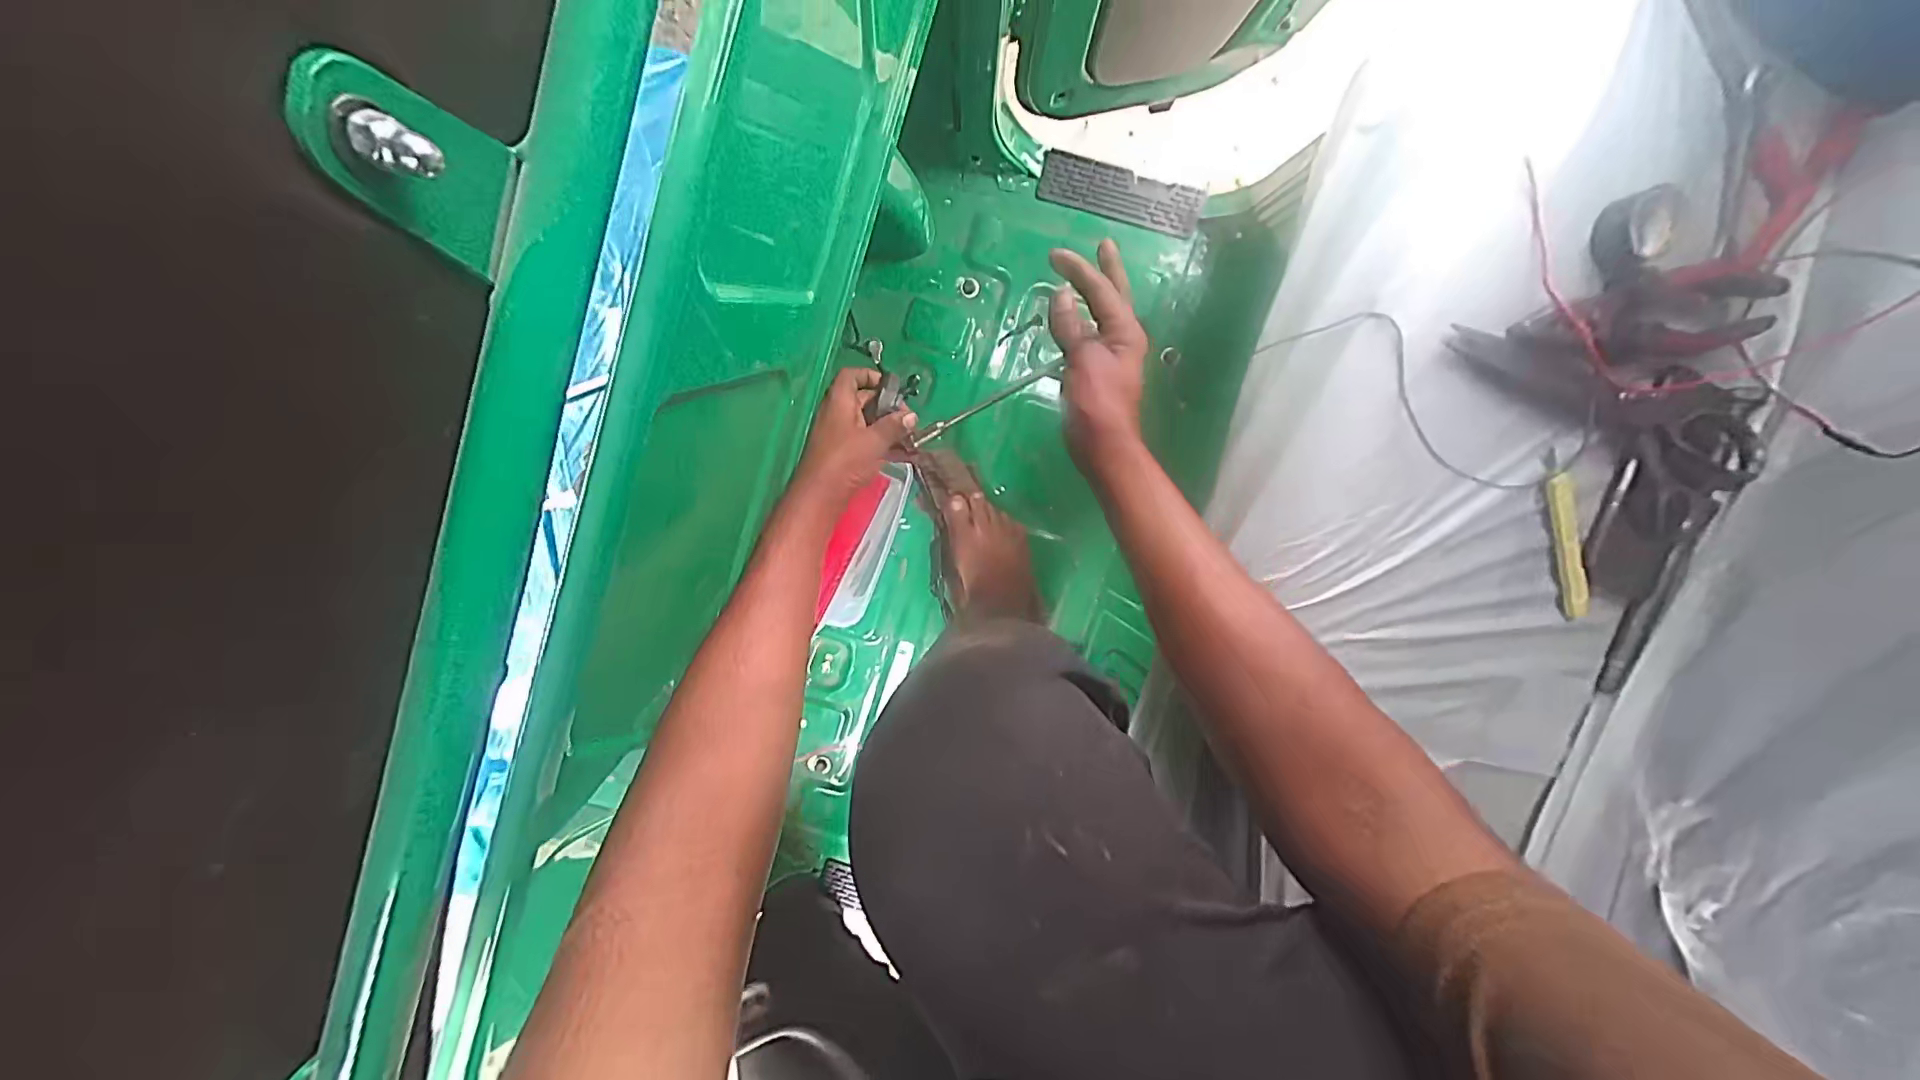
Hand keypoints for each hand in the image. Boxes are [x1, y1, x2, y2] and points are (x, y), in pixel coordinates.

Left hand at [789, 366, 916, 507]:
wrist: (820, 495)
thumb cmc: (845, 461)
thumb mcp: (874, 440)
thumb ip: (894, 426)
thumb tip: (911, 416)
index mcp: (840, 402)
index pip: (851, 375)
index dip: (870, 376)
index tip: (892, 388)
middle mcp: (838, 414)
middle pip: (863, 400)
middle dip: (887, 407)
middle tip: (908, 419)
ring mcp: (840, 434)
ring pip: (867, 422)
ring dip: (888, 428)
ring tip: (911, 437)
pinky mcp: (844, 454)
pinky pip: (866, 441)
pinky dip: (883, 443)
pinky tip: (903, 454)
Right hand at [1048, 240, 1148, 476]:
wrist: (1104, 446)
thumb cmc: (1097, 402)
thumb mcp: (1083, 359)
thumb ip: (1071, 326)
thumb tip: (1060, 295)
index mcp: (1125, 331)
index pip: (1100, 291)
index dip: (1078, 270)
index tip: (1054, 255)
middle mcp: (1123, 339)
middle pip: (1114, 296)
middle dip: (1106, 272)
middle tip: (1104, 245)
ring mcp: (1111, 357)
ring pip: (1102, 316)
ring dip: (1092, 296)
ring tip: (1084, 279)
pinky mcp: (1097, 373)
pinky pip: (1088, 337)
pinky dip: (1079, 323)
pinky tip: (1072, 321)